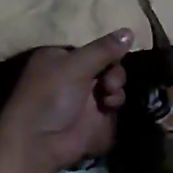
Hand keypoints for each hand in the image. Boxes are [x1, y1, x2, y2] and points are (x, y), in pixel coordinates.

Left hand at [0, 29, 131, 170]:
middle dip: (114, 73)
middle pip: (108, 67)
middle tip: (110, 83)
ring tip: (108, 96)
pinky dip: (114, 104)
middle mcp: (74, 77)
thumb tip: (130, 31)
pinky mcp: (95, 119)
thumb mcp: (75, 66)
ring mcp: (85, 100)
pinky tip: (108, 107)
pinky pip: (114, 105)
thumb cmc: (51, 96)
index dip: (107, 52)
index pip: (93, 49)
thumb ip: (104, 50)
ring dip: (116, 89)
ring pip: (113, 86)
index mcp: (61, 59)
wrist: (41, 141)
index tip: (114, 57)